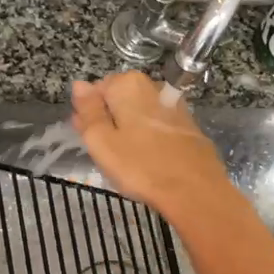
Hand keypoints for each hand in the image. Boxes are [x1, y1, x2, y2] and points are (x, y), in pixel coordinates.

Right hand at [70, 72, 230, 214]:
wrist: (194, 189)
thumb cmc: (140, 166)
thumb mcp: (100, 141)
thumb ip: (88, 110)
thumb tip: (79, 85)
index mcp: (127, 84)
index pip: (96, 89)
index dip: (89, 114)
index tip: (90, 138)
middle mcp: (152, 86)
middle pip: (119, 100)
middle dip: (109, 120)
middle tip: (106, 152)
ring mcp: (173, 104)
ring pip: (139, 113)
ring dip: (129, 130)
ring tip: (126, 159)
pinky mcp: (187, 125)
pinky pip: (157, 125)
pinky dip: (149, 138)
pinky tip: (148, 159)